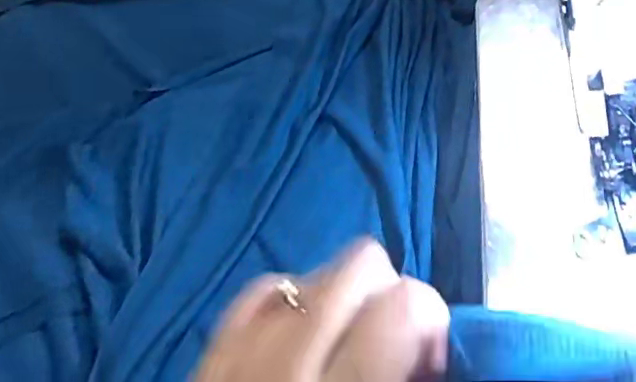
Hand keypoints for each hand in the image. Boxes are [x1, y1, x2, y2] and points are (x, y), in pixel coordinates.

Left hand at [193, 238, 449, 381]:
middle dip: (388, 292)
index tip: (428, 358)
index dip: (430, 316)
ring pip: (313, 273)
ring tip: (342, 345)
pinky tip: (298, 338)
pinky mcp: (203, 369)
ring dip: (340, 298)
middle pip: (361, 264)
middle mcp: (287, 374)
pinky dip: (288, 304)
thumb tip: (432, 350)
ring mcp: (236, 366)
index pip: (402, 304)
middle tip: (389, 344)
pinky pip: (258, 296)